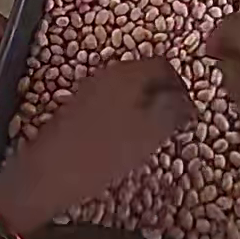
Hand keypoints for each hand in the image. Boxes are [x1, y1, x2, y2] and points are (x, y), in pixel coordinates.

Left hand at [0, 57, 192, 230]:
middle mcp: (107, 74)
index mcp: (127, 73)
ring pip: (128, 90)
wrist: (49, 174)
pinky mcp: (78, 109)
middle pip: (145, 75)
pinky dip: (127, 116)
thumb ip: (173, 110)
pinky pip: (112, 103)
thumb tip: (186, 101)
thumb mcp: (150, 132)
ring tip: (156, 136)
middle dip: (164, 96)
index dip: (182, 86)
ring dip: (146, 107)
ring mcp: (89, 90)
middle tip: (176, 124)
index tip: (191, 112)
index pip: (163, 64)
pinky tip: (128, 142)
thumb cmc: (104, 151)